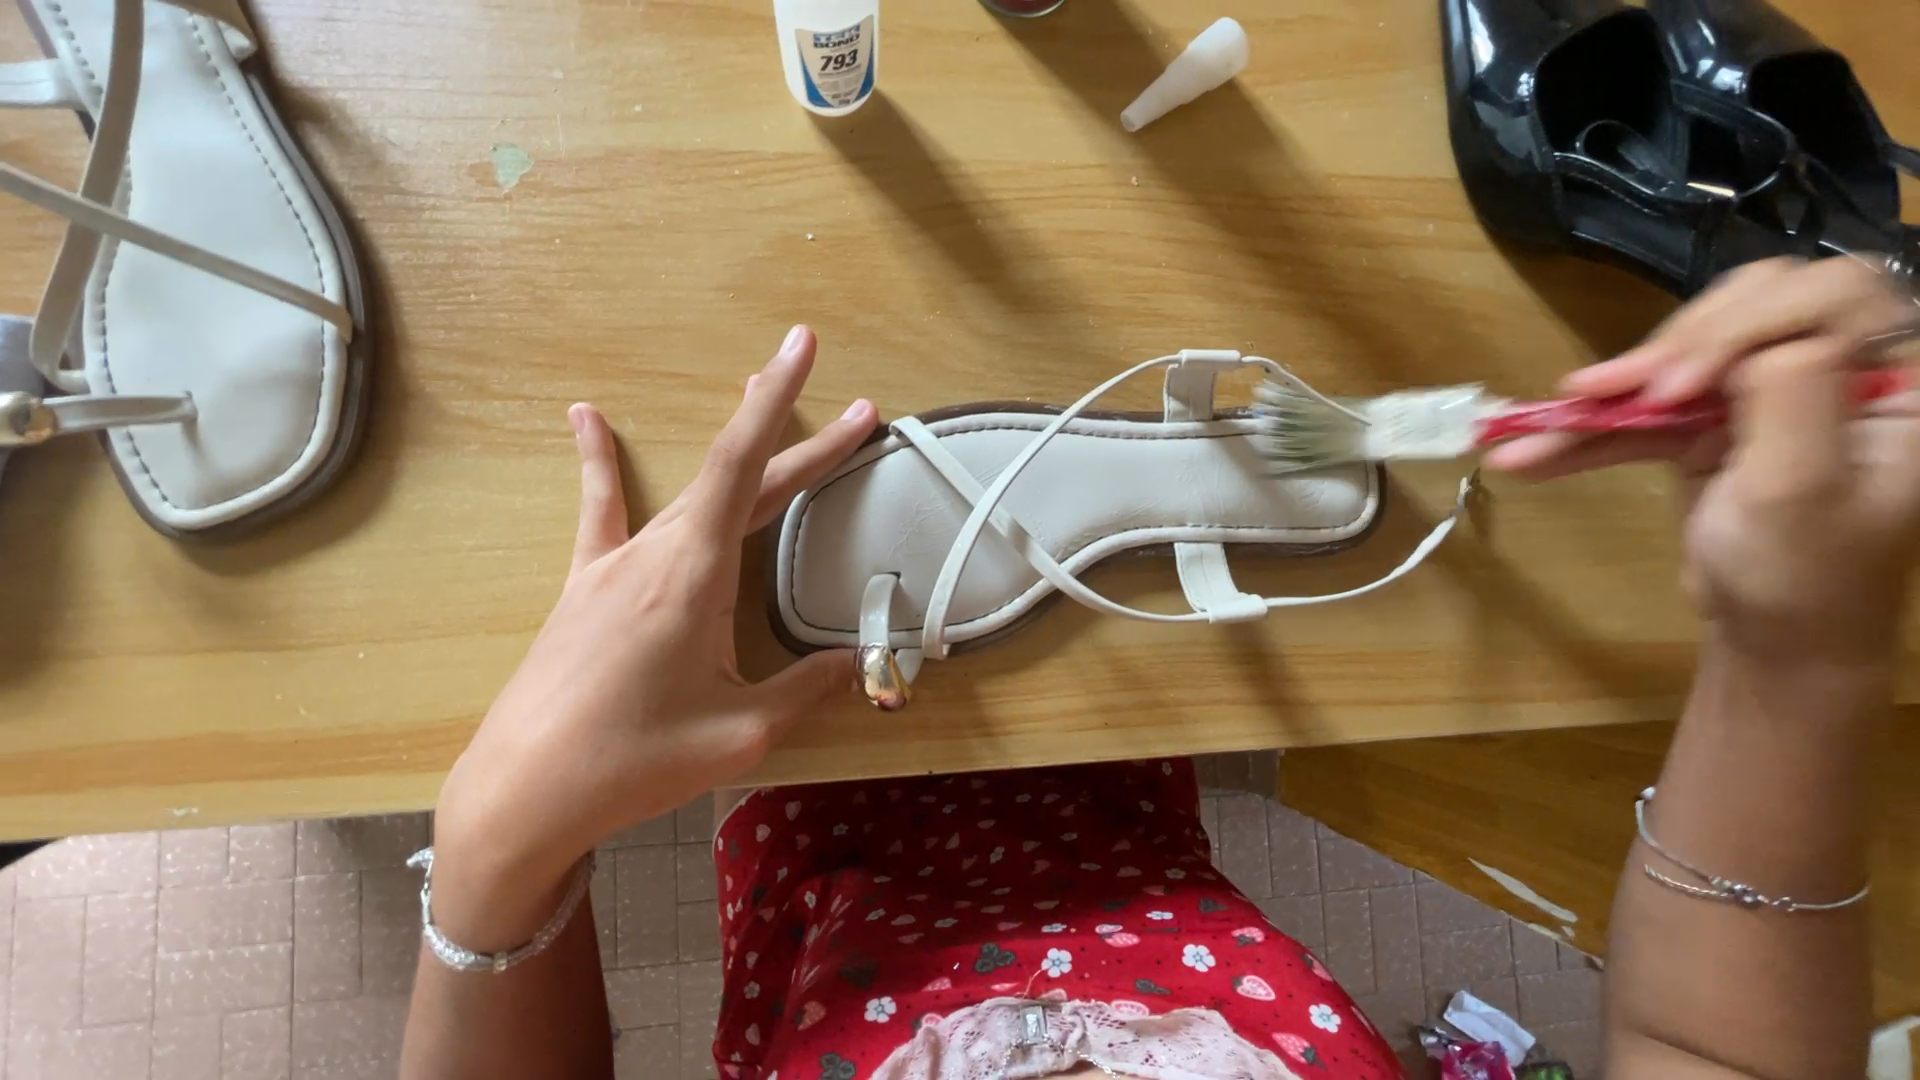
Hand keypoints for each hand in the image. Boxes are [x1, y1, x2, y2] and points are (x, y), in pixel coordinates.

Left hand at [429, 326, 877, 944]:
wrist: (523, 794)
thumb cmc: (634, 762)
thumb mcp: (741, 730)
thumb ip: (807, 686)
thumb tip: (860, 660)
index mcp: (696, 574)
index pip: (746, 465)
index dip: (782, 403)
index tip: (804, 348)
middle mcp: (657, 550)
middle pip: (738, 476)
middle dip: (800, 438)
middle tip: (858, 415)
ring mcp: (615, 563)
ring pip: (690, 489)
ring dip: (737, 450)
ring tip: (761, 397)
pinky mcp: (586, 585)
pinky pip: (603, 509)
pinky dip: (600, 461)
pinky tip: (586, 416)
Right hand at [1486, 257, 1919, 663]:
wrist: (1772, 639)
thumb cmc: (1800, 575)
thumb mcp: (1799, 489)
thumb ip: (1791, 399)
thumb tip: (1750, 343)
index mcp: (1892, 379)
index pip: (1824, 301)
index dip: (1738, 329)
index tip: (1669, 391)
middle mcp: (1835, 374)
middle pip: (1745, 310)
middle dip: (1665, 349)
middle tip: (1598, 391)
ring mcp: (1764, 401)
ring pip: (1679, 362)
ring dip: (1604, 395)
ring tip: (1532, 424)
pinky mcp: (1706, 430)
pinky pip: (1639, 417)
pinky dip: (1584, 438)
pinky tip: (1527, 457)